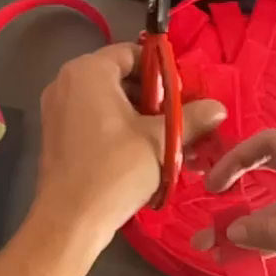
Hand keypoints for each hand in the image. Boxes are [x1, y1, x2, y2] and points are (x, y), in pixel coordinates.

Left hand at [33, 43, 225, 236]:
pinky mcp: (57, 135)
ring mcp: (57, 109)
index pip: (133, 53)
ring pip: (109, 101)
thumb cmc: (115, 170)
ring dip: (140, 116)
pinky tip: (144, 153)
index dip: (163, 71)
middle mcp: (66, 82)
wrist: (70, 222)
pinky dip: (120, 129)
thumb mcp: (162, 140)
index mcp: (88, 71)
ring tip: (168, 140)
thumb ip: (193, 117)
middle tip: (180, 120)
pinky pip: (95, 119)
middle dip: (155, 97)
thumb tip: (219, 108)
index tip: (184, 95)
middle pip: (121, 77)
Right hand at [206, 130, 275, 275]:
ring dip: (253, 218)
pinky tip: (247, 250)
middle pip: (273, 164)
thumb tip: (227, 231)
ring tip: (216, 242)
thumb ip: (268, 233)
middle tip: (210, 198)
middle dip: (239, 183)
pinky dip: (273, 230)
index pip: (270, 142)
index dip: (235, 159)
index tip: (210, 184)